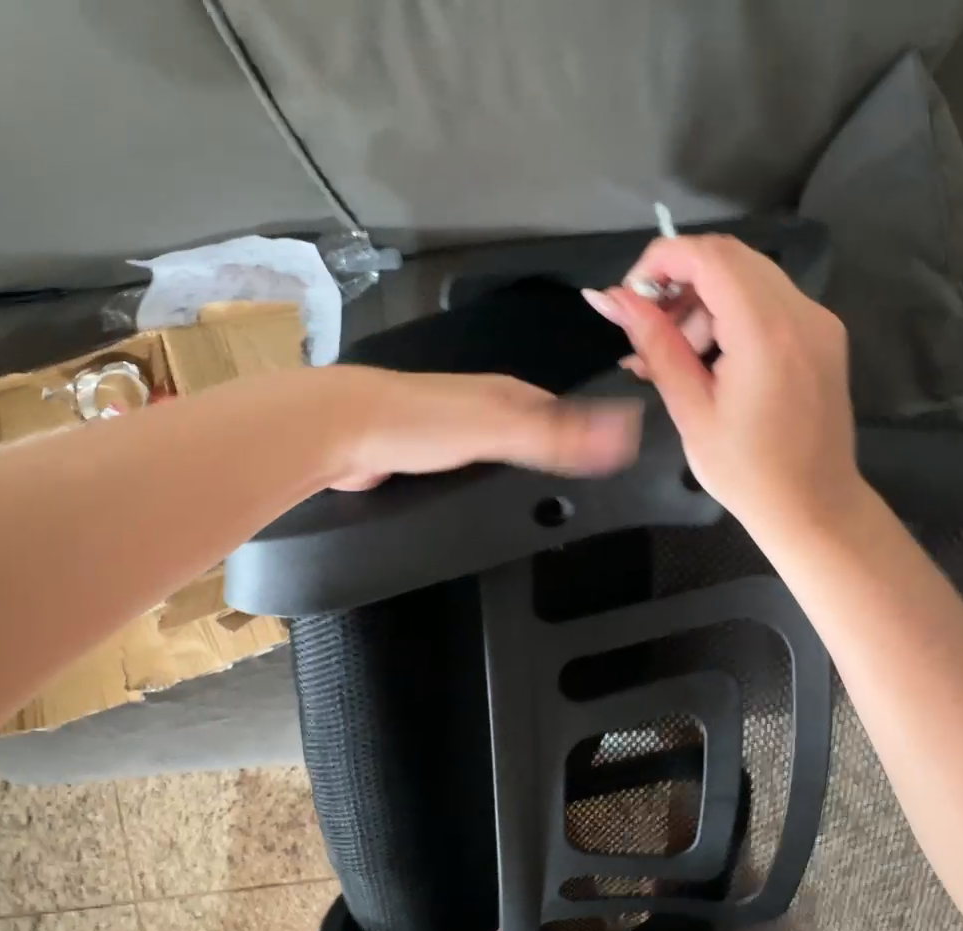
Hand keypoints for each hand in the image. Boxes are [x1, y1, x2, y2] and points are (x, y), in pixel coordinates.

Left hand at [319, 366, 642, 490]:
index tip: (616, 463)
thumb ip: (560, 434)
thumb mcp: (500, 427)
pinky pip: (470, 472)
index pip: (568, 413)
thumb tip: (625, 432)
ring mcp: (454, 431)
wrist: (337, 432)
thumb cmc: (418, 423)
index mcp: (509, 394)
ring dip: (518, 474)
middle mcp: (484, 407)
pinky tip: (485, 505)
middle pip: (537, 432)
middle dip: (558, 457)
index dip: (593, 435)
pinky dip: (483, 486)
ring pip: (502, 454)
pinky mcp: (426, 455)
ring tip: (540, 504)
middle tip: (582, 492)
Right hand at [581, 235, 862, 533]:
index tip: (631, 295)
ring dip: (705, 304)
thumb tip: (609, 297)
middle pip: (731, 259)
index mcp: (767, 333)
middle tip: (651, 331)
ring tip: (677, 359)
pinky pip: (770, 302)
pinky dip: (733, 316)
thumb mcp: (690, 409)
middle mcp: (802, 313)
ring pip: (750, 278)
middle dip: (681, 283)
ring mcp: (819, 322)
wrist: (813, 508)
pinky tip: (711, 360)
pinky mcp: (824, 335)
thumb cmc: (746, 471)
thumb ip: (654, 343)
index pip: (709, 256)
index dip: (662, 261)